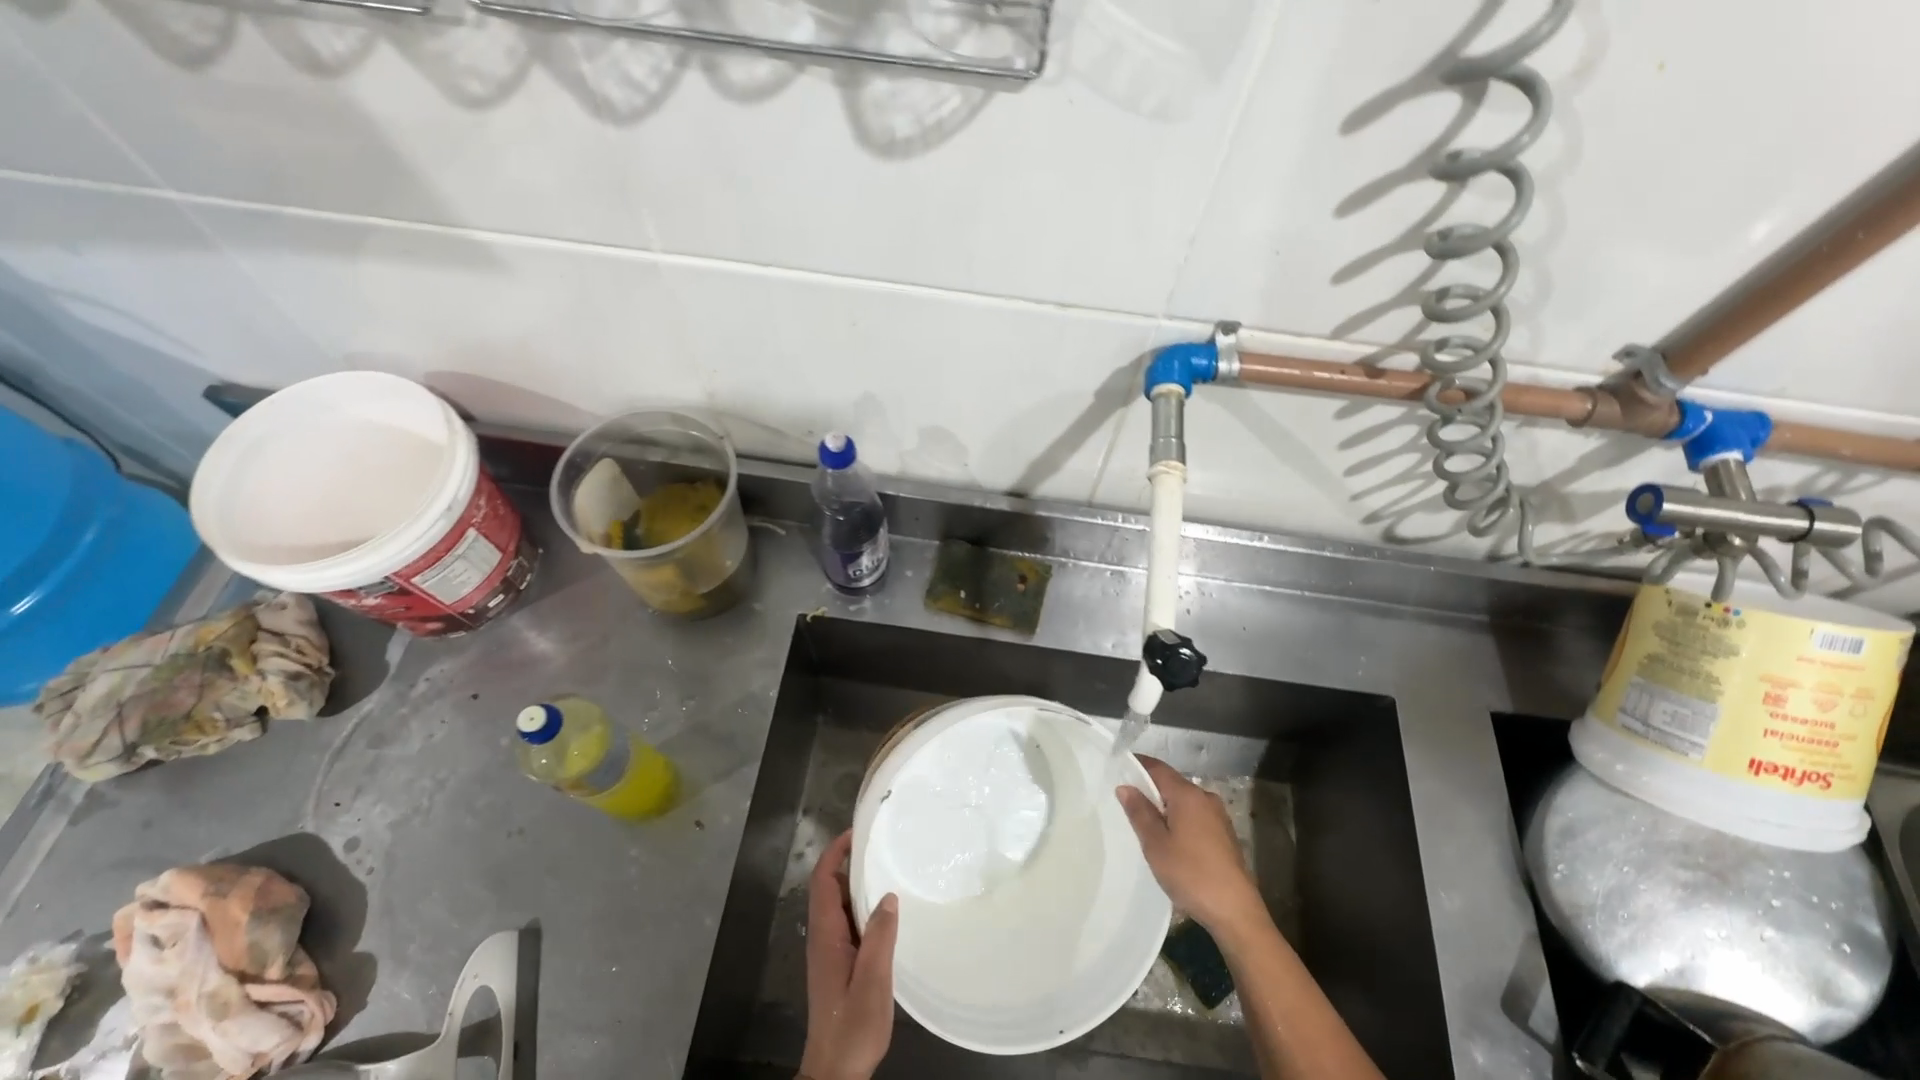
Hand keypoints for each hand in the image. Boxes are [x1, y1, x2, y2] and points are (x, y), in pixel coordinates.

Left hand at [798, 831, 898, 1079]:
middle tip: (883, 846)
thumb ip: (880, 937)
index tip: (858, 832)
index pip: (823, 881)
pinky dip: (865, 908)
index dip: (835, 852)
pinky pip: (849, 923)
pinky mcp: (839, 964)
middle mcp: (823, 938)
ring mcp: (830, 952)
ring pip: (840, 906)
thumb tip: (887, 896)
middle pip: (830, 888)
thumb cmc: (853, 1027)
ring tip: (890, 871)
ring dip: (859, 885)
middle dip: (850, 862)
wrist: (836, 1070)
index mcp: (826, 936)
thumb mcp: (873, 982)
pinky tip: (889, 913)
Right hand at [1116, 756, 1264, 936]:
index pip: (1158, 768)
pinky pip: (1195, 817)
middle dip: (1149, 788)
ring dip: (1164, 807)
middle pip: (1172, 784)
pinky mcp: (1224, 835)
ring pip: (1184, 802)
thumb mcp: (1156, 844)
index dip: (1137, 765)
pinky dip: (1178, 820)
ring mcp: (1218, 817)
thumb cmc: (1190, 873)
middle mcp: (1206, 798)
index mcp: (1188, 795)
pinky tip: (1169, 839)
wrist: (1234, 909)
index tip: (1117, 768)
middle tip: (1124, 801)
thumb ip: (1140, 812)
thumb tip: (1126, 787)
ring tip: (1144, 823)